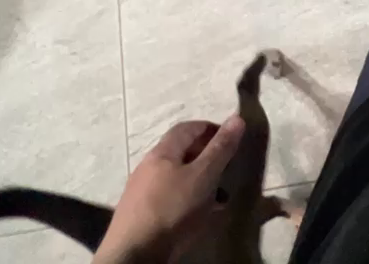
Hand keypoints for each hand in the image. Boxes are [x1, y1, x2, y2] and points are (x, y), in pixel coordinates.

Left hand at [93, 116, 244, 263]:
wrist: (131, 260)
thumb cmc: (171, 211)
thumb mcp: (204, 177)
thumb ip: (221, 148)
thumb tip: (237, 118)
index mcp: (162, 152)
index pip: (188, 128)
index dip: (211, 128)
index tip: (231, 140)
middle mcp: (148, 167)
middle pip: (181, 153)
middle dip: (207, 157)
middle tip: (226, 169)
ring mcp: (140, 193)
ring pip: (176, 178)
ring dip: (199, 182)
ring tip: (217, 198)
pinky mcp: (138, 217)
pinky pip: (168, 199)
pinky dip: (186, 200)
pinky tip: (196, 217)